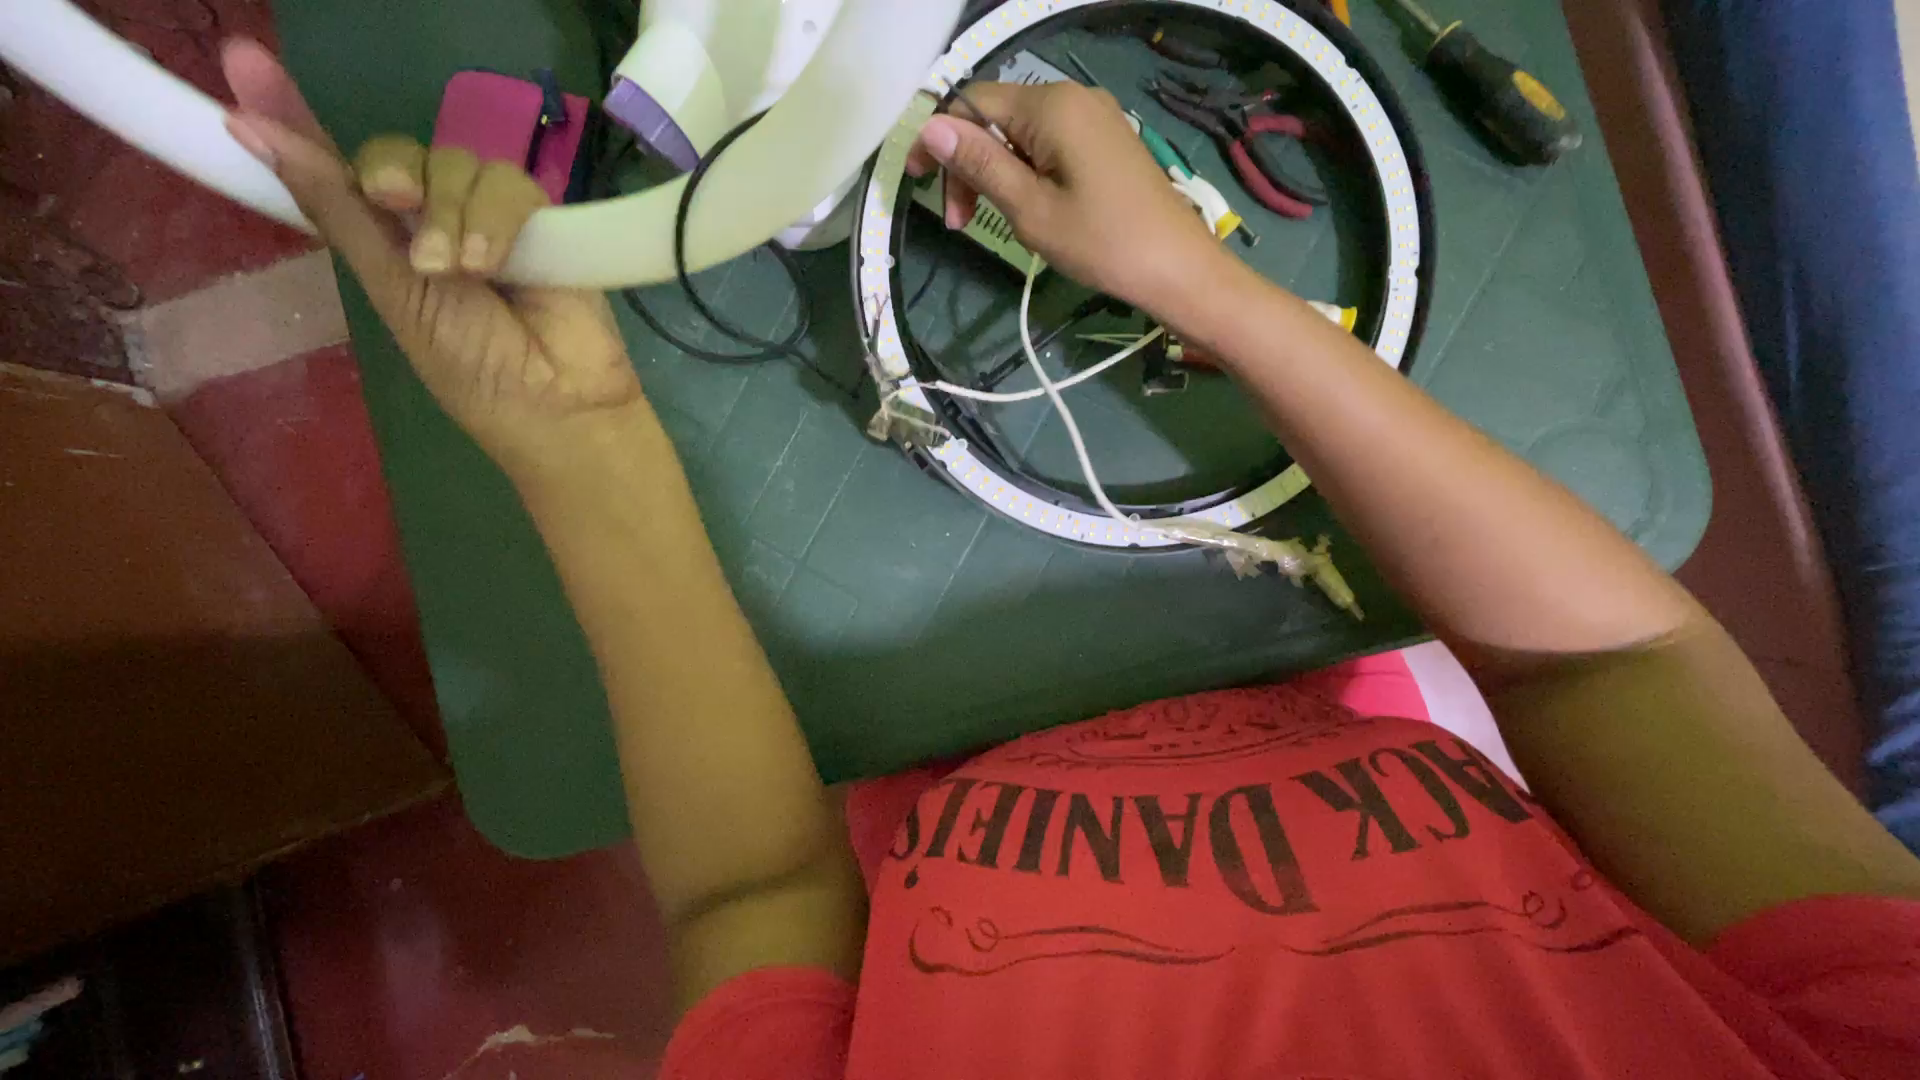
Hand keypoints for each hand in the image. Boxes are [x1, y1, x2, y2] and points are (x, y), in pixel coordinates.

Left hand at [219, 39, 643, 481]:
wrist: (557, 401)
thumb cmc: (470, 366)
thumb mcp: (392, 292)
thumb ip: (338, 210)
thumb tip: (243, 126)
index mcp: (387, 242)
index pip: (337, 167)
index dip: (294, 118)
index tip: (246, 64)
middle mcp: (437, 221)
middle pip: (401, 152)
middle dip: (391, 174)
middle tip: (393, 203)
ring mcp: (494, 220)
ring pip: (458, 163)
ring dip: (450, 211)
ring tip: (462, 270)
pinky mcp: (547, 223)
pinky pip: (512, 185)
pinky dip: (496, 215)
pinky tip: (493, 261)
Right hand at [908, 81, 1228, 313]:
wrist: (1176, 267)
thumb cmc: (1101, 243)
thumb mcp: (1030, 209)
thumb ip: (980, 164)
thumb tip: (931, 126)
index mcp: (1051, 107)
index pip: (972, 103)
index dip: (938, 139)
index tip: (917, 183)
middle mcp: (1072, 98)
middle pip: (996, 117)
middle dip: (969, 165)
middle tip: (961, 224)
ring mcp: (1093, 118)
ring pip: (1021, 134)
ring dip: (996, 174)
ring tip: (992, 224)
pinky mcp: (1105, 141)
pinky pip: (1049, 145)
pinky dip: (1026, 174)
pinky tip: (1027, 210)